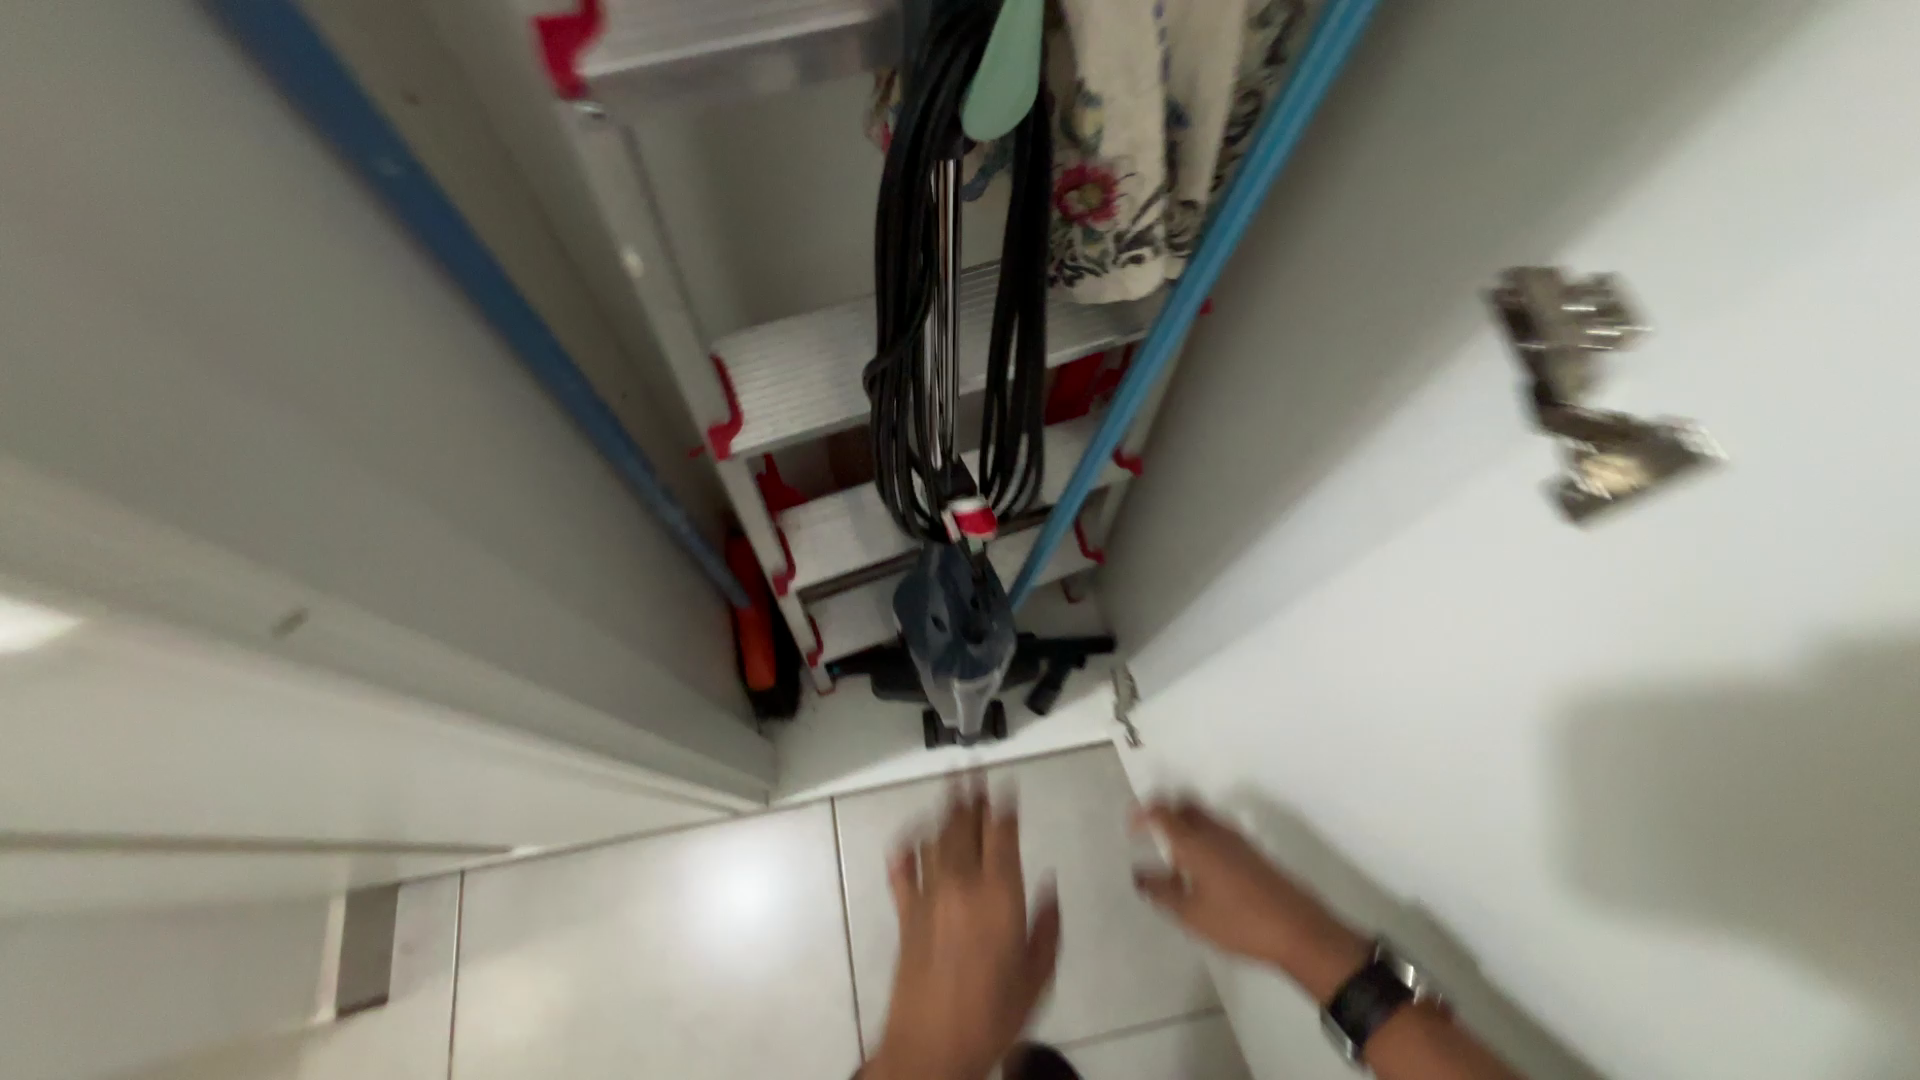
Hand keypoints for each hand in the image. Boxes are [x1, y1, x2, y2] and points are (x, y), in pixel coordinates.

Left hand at [867, 779, 1061, 1079]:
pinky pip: (903, 870)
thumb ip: (1047, 926)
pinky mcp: (904, 913)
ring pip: (935, 839)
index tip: (1007, 786)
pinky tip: (910, 837)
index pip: (1001, 833)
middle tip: (974, 771)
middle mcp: (961, 883)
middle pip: (964, 825)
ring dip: (944, 812)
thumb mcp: (1037, 974)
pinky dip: (907, 849)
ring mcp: (928, 895)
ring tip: (951, 791)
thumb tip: (1048, 886)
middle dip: (971, 796)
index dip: (1004, 805)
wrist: (932, 1047)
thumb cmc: (994, 1014)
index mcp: (999, 894)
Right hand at [1132, 799, 1367, 999]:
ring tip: (1179, 864)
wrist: (1299, 931)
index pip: (1161, 811)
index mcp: (1194, 842)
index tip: (1131, 828)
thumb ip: (1161, 892)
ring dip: (1186, 828)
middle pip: (1185, 804)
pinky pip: (1219, 832)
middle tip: (1153, 835)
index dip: (1141, 813)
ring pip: (1204, 818)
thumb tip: (1139, 876)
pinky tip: (1205, 875)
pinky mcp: (1254, 852)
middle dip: (1165, 813)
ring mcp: (1238, 840)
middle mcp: (1215, 832)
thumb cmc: (1238, 922)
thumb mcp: (1190, 914)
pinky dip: (1204, 840)